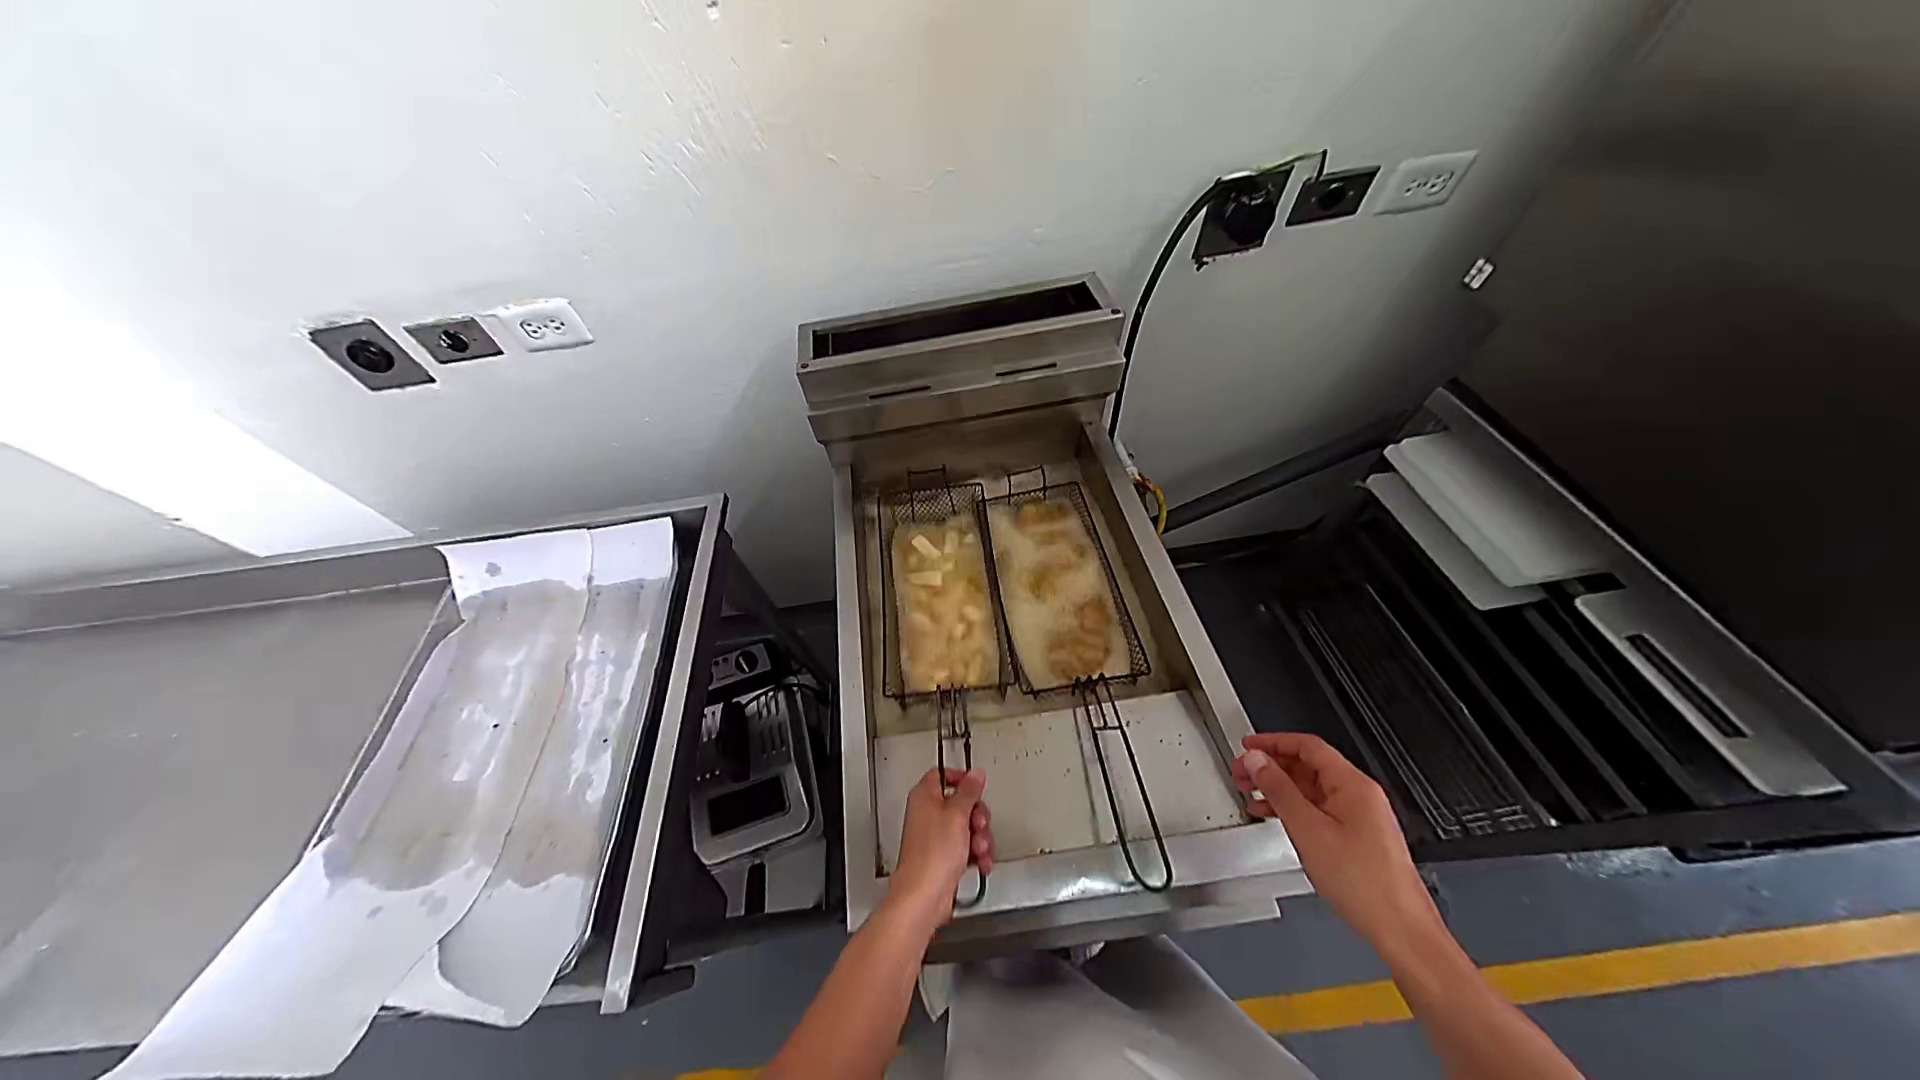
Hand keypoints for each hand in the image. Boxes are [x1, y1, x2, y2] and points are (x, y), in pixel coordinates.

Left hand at [886, 768, 992, 928]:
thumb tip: (975, 774)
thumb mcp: (957, 814)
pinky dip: (976, 853)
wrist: (925, 894)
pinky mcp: (943, 856)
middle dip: (977, 815)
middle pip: (961, 802)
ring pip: (967, 826)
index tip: (976, 786)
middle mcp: (927, 813)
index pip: (943, 774)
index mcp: (925, 795)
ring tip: (978, 848)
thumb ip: (969, 791)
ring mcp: (935, 836)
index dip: (961, 778)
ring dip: (980, 837)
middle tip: (978, 823)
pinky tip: (980, 862)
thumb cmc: (932, 856)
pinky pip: (966, 846)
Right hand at [1233, 733, 1439, 948]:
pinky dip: (1292, 808)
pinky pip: (1317, 809)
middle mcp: (1360, 796)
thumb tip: (1258, 761)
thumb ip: (1278, 789)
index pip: (1308, 746)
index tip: (1249, 745)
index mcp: (1353, 786)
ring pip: (1310, 788)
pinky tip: (1273, 816)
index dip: (1274, 742)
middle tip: (1243, 770)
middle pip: (1308, 766)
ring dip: (1278, 787)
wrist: (1399, 929)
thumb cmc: (1366, 884)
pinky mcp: (1356, 837)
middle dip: (1271, 766)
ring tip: (1251, 791)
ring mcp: (1360, 817)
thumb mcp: (1308, 829)